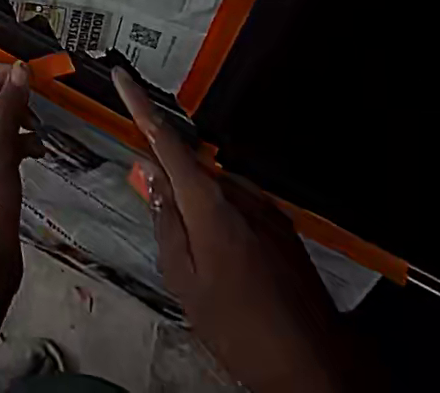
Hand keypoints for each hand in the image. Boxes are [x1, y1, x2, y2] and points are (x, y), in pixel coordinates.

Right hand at [113, 68, 358, 392]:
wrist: (317, 368)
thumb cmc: (240, 326)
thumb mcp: (182, 277)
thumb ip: (163, 217)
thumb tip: (150, 173)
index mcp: (208, 204)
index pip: (164, 140)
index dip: (139, 105)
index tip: (122, 77)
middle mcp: (239, 195)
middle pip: (188, 168)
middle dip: (169, 186)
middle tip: (172, 235)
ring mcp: (266, 209)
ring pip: (214, 190)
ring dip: (198, 210)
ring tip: (208, 268)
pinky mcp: (284, 228)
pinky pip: (239, 207)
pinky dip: (223, 222)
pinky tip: (231, 268)